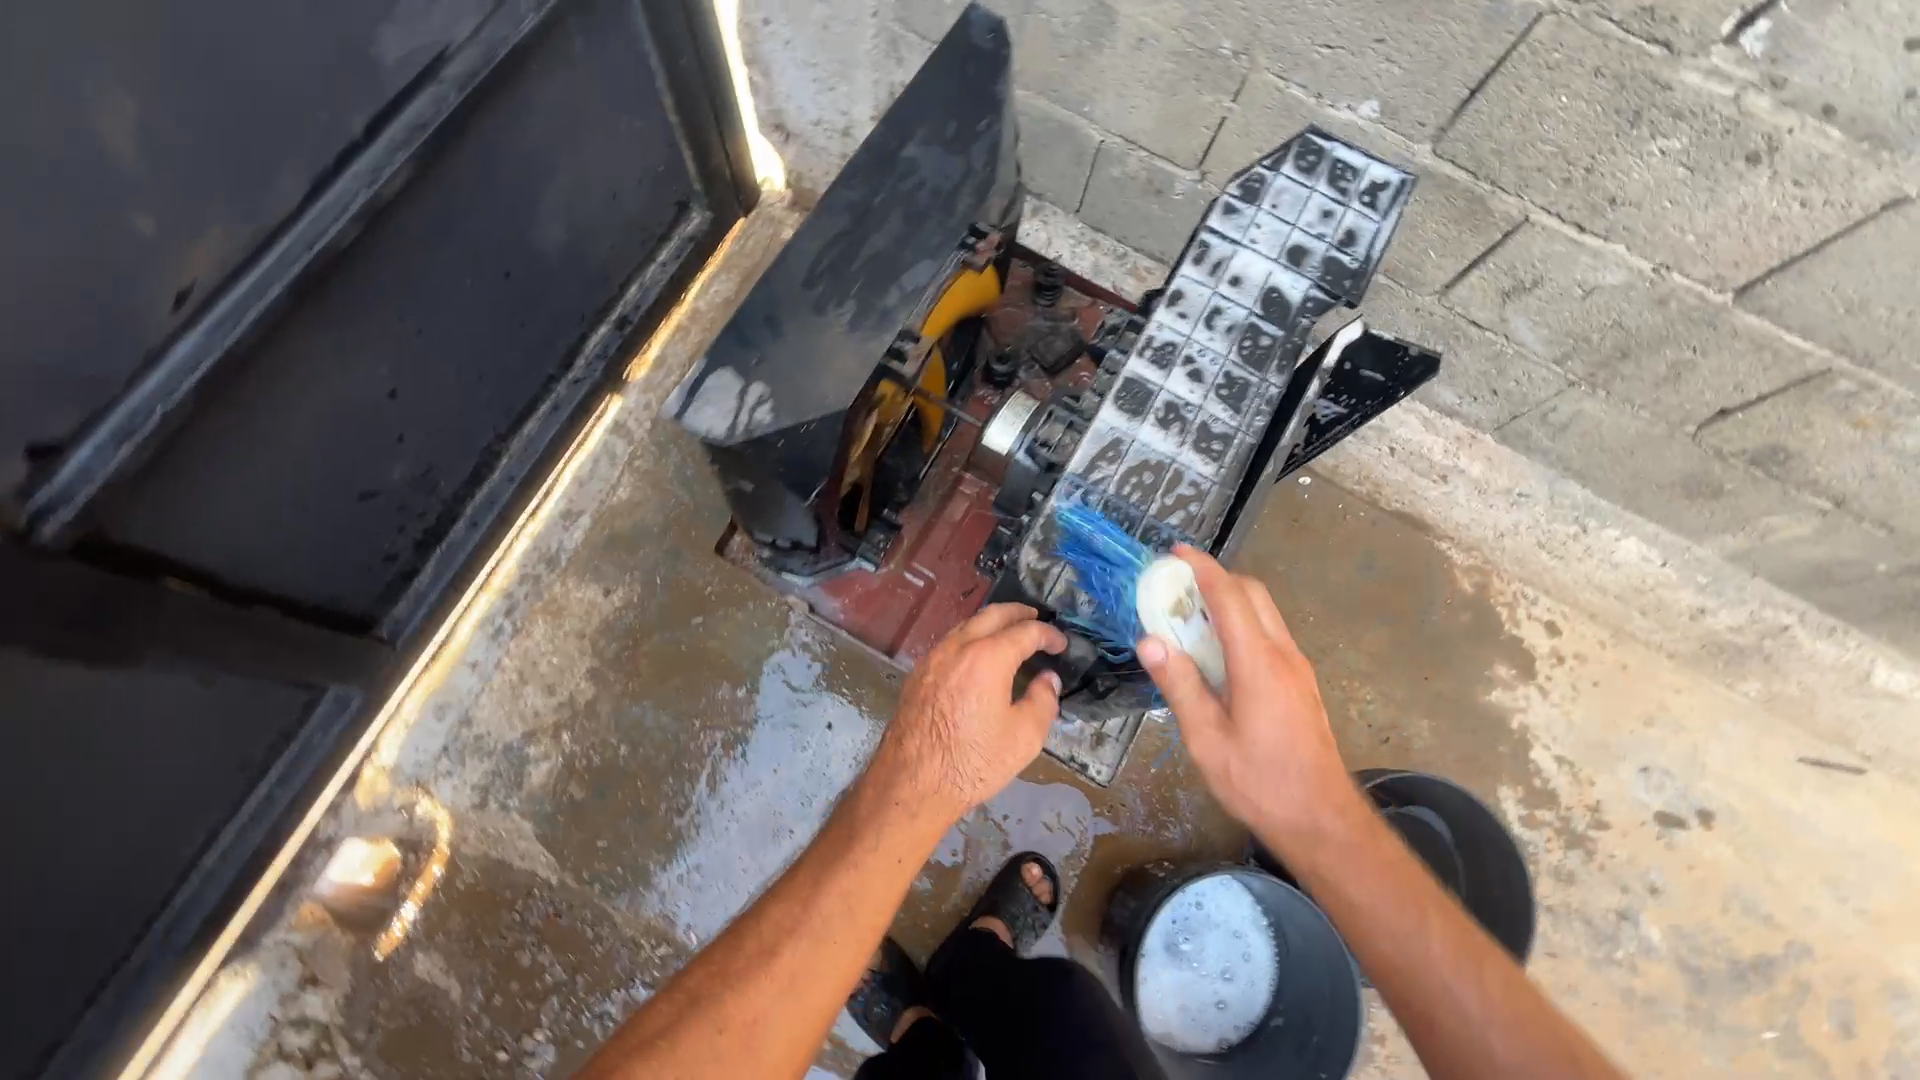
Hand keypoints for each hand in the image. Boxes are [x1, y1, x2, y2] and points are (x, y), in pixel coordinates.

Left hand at [872, 604, 1067, 819]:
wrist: (912, 784)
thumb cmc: (972, 763)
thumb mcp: (1024, 737)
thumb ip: (1042, 700)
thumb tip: (1046, 679)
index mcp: (987, 658)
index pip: (1025, 632)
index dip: (1048, 634)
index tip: (1061, 644)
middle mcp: (957, 648)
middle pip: (991, 615)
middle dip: (1018, 613)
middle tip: (1036, 619)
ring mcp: (932, 659)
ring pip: (966, 626)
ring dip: (991, 624)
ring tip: (1009, 635)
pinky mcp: (918, 675)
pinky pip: (949, 644)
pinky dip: (970, 639)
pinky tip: (978, 658)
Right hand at [1138, 546, 1357, 845]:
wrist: (1322, 819)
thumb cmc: (1259, 782)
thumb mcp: (1206, 739)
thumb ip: (1180, 686)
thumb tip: (1150, 641)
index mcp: (1258, 663)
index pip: (1230, 597)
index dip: (1202, 568)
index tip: (1176, 552)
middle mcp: (1283, 655)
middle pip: (1253, 595)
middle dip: (1215, 579)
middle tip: (1176, 587)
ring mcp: (1297, 668)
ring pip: (1264, 614)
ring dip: (1229, 603)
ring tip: (1189, 619)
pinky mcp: (1301, 684)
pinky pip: (1269, 636)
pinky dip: (1241, 626)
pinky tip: (1216, 655)